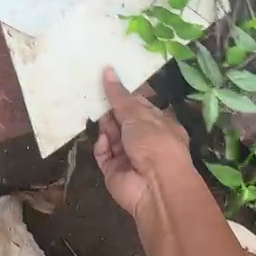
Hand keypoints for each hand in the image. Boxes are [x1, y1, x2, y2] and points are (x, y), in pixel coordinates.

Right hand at [94, 67, 193, 228]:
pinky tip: (104, 141)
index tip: (106, 81)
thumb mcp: (137, 113)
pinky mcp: (114, 170)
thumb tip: (107, 69)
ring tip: (102, 120)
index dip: (124, 95)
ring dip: (105, 127)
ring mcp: (129, 156)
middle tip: (95, 96)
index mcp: (159, 124)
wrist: (155, 186)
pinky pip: (103, 153)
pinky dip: (102, 146)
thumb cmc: (155, 142)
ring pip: (111, 135)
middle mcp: (145, 140)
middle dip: (110, 111)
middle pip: (122, 120)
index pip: (139, 106)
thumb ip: (119, 95)